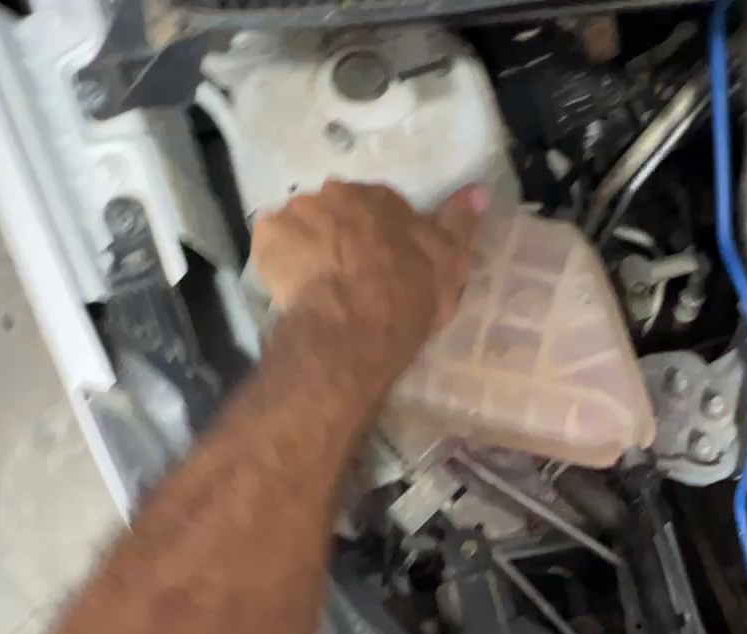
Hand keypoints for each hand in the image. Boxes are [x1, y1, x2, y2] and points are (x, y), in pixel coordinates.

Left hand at [251, 182, 486, 380]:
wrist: (354, 329)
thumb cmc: (407, 296)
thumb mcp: (449, 263)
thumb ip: (460, 223)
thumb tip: (478, 190)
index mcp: (381, 197)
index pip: (384, 208)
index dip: (387, 237)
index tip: (391, 264)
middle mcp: (336, 193)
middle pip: (340, 213)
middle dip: (346, 236)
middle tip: (357, 277)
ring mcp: (297, 213)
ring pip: (306, 227)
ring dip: (314, 248)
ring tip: (326, 287)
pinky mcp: (267, 240)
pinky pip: (275, 247)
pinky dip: (285, 262)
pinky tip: (299, 288)